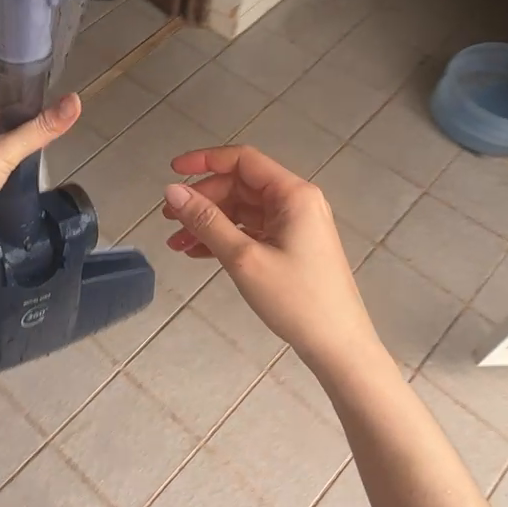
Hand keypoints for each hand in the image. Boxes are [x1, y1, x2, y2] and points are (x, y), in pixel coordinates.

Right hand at [159, 146, 374, 361]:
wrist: (338, 346)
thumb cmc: (296, 299)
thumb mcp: (244, 258)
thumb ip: (206, 221)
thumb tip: (172, 191)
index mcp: (293, 194)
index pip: (242, 160)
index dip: (204, 160)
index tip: (172, 170)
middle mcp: (296, 202)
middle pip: (239, 186)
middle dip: (202, 200)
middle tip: (169, 219)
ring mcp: (294, 226)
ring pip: (241, 211)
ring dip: (208, 223)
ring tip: (176, 242)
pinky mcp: (290, 247)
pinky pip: (250, 231)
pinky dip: (223, 238)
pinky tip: (197, 253)